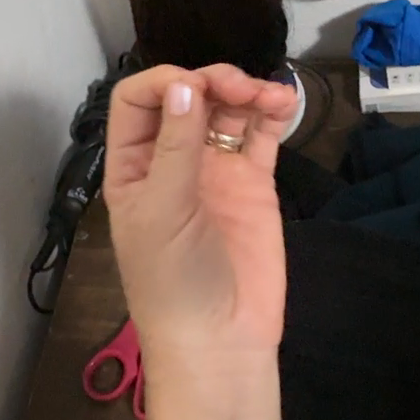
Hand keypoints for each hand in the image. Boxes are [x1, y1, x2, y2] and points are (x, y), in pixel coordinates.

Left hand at [103, 64, 299, 359]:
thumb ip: (176, 146)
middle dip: (214, 82)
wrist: (221, 338)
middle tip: (241, 89)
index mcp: (135, 165)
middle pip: (189, 97)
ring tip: (270, 96)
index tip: (195, 86)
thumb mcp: (163, 210)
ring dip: (247, 92)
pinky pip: (260, 136)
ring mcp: (216, 169)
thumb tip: (185, 84)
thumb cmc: (173, 279)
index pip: (139, 101)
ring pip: (228, 110)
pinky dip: (272, 114)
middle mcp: (173, 159)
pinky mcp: (253, 182)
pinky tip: (284, 103)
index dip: (164, 82)